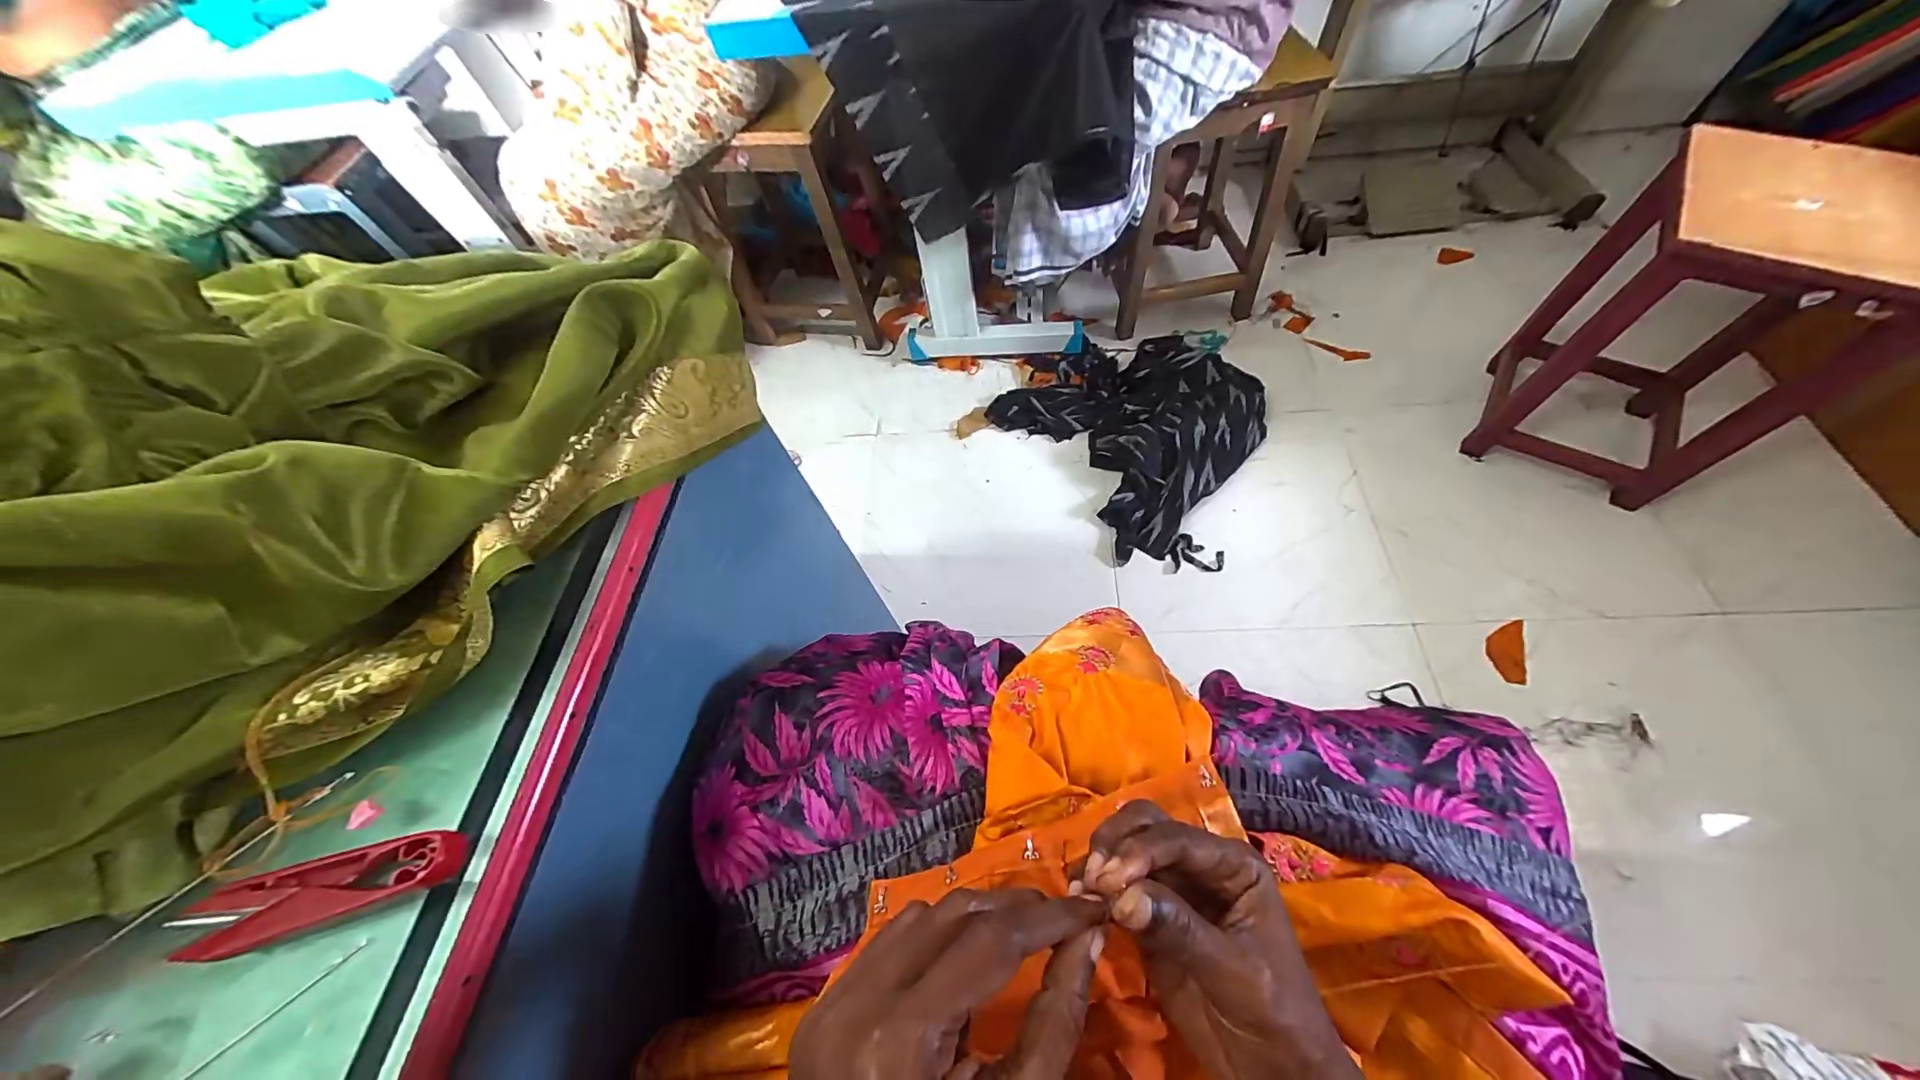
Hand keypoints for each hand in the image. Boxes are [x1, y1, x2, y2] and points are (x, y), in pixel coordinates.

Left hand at [791, 888, 1107, 1079]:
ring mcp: (834, 1000)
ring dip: (979, 915)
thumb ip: (1054, 1022)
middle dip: (1018, 909)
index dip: (1048, 918)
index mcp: (903, 1040)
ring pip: (921, 915)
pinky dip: (936, 931)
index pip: (989, 942)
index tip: (1093, 908)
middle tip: (1064, 918)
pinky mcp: (826, 1003)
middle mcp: (859, 1003)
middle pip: (954, 916)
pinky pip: (890, 938)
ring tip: (1024, 929)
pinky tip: (966, 947)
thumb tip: (1087, 938)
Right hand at [1082, 801, 1359, 1079]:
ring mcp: (1173, 885)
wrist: (1273, 1068)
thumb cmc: (1272, 1014)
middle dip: (1115, 842)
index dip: (1140, 851)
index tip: (1107, 879)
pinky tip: (1081, 902)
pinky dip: (1095, 887)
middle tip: (1093, 879)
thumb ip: (1179, 929)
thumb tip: (1120, 896)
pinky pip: (1116, 885)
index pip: (1177, 839)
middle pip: (1147, 824)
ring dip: (1100, 860)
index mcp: (1233, 864)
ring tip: (1083, 892)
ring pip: (1125, 846)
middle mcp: (1200, 863)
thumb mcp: (1232, 971)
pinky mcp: (1148, 912)